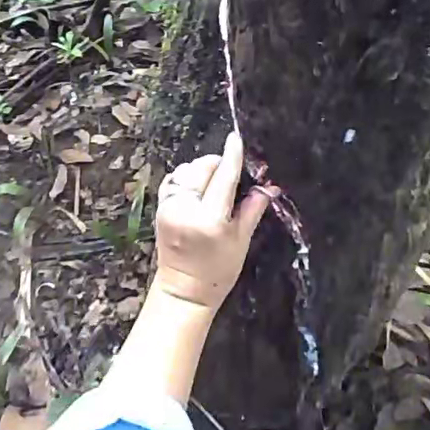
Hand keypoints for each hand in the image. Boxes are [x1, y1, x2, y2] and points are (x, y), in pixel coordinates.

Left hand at [153, 132, 272, 309]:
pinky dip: (186, 178)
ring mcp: (170, 207)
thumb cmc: (218, 270)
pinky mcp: (161, 208)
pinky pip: (174, 180)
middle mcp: (186, 209)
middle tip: (230, 175)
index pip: (224, 178)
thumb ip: (252, 209)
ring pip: (186, 171)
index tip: (236, 139)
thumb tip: (268, 187)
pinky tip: (196, 188)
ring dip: (202, 170)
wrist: (184, 291)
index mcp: (210, 219)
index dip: (232, 156)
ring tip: (213, 185)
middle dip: (217, 164)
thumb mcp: (241, 241)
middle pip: (202, 168)